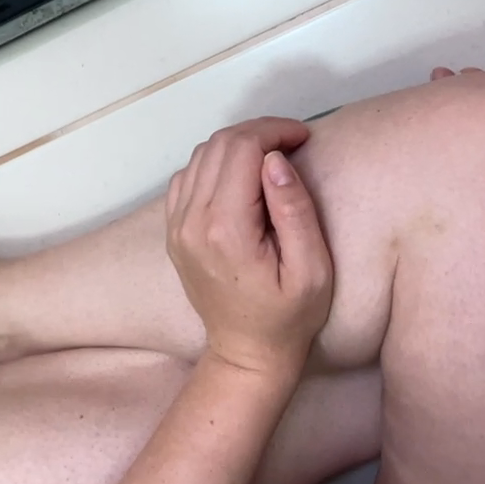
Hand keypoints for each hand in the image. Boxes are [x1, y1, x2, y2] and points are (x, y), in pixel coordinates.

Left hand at [165, 117, 332, 378]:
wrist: (246, 353)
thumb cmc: (289, 315)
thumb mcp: (311, 268)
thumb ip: (294, 209)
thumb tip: (275, 159)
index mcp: (226, 228)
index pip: (242, 147)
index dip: (275, 131)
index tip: (304, 138)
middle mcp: (192, 220)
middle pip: (220, 143)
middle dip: (259, 131)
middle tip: (292, 142)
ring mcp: (176, 224)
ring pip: (202, 153)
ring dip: (238, 143)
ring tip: (272, 156)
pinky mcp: (173, 228)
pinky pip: (189, 173)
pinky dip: (216, 162)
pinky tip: (242, 176)